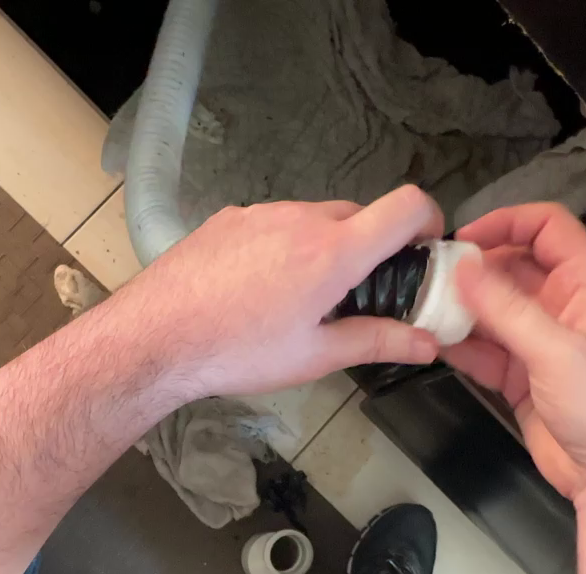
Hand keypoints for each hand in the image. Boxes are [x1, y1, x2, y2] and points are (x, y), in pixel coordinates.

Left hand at [113, 186, 445, 398]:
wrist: (156, 336)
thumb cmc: (241, 352)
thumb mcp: (314, 357)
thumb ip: (376, 342)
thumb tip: (428, 345)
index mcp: (334, 251)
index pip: (406, 205)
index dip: (429, 220)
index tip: (425, 251)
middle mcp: (303, 217)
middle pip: (360, 216)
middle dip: (371, 249)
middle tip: (357, 296)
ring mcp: (262, 212)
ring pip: (315, 219)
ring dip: (325, 248)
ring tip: (299, 299)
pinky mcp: (229, 218)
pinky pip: (275, 223)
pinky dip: (286, 245)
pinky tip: (258, 288)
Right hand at [444, 203, 585, 498]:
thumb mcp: (558, 350)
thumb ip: (508, 310)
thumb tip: (464, 269)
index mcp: (585, 287)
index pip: (548, 230)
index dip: (508, 223)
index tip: (464, 238)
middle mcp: (561, 310)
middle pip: (513, 271)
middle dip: (474, 271)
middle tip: (431, 278)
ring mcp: (539, 347)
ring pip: (493, 315)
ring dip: (461, 311)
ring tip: (424, 311)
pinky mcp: (520, 380)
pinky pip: (485, 354)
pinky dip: (461, 349)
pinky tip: (435, 345)